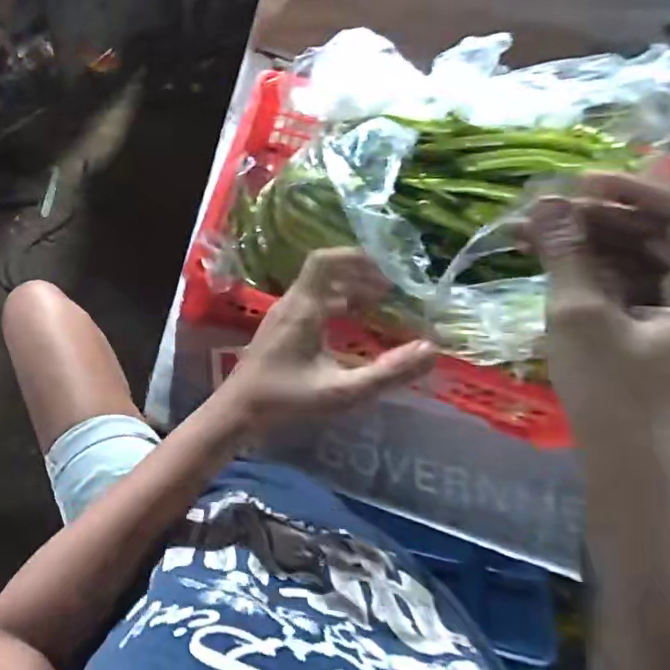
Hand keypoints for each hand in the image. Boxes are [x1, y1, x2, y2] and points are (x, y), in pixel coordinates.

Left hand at [221, 248, 436, 426]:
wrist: (237, 411)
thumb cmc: (285, 399)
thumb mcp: (342, 391)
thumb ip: (388, 372)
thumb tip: (431, 349)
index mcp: (302, 308)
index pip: (325, 261)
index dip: (356, 258)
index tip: (388, 270)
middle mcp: (291, 304)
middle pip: (326, 272)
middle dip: (360, 275)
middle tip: (394, 291)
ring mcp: (283, 315)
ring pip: (319, 288)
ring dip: (349, 290)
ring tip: (381, 304)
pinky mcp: (281, 329)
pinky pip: (312, 304)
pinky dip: (336, 305)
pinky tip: (354, 325)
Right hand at [526, 173, 669, 490]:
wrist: (632, 468)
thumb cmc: (614, 393)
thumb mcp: (580, 317)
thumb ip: (567, 254)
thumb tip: (545, 203)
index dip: (638, 193)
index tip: (580, 184)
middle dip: (606, 220)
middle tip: (547, 212)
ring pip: (657, 260)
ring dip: (599, 244)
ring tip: (537, 236)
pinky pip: (650, 286)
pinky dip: (607, 271)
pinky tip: (559, 263)